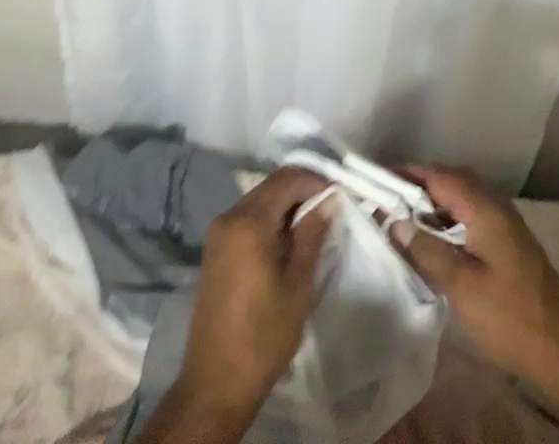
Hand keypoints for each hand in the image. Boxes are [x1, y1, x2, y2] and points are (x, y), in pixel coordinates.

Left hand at [142, 166, 330, 443]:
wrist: (217, 379)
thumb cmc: (264, 333)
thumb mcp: (299, 283)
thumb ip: (312, 235)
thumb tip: (329, 200)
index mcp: (248, 222)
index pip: (287, 179)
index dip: (317, 182)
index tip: (343, 198)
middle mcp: (228, 218)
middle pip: (271, 187)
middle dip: (303, 193)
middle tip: (334, 212)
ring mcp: (218, 234)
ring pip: (259, 203)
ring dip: (288, 208)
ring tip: (317, 230)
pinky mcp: (215, 251)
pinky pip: (248, 221)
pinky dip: (271, 223)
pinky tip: (291, 245)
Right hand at [394, 165, 558, 443]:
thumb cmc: (509, 318)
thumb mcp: (460, 285)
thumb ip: (426, 249)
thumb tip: (396, 221)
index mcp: (487, 211)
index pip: (441, 176)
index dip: (407, 174)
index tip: (374, 179)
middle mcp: (499, 209)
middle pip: (455, 180)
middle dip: (420, 183)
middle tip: (386, 196)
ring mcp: (509, 227)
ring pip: (466, 198)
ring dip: (435, 201)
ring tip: (403, 216)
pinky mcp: (511, 246)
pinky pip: (475, 216)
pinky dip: (450, 217)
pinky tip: (434, 239)